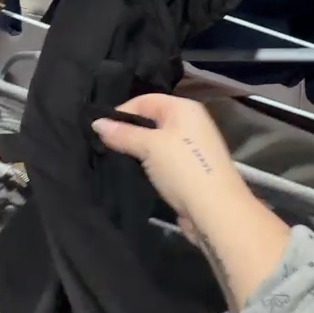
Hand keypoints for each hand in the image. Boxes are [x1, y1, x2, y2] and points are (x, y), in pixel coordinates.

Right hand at [91, 94, 247, 232]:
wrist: (217, 212)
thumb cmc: (184, 169)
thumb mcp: (149, 147)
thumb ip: (123, 133)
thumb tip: (96, 122)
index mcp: (184, 108)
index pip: (145, 100)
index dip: (122, 112)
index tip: (100, 129)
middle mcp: (190, 123)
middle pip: (151, 120)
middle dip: (128, 132)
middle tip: (103, 144)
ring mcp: (191, 148)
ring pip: (155, 143)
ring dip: (137, 150)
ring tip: (113, 158)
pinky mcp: (190, 171)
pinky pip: (162, 161)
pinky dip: (148, 165)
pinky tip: (133, 172)